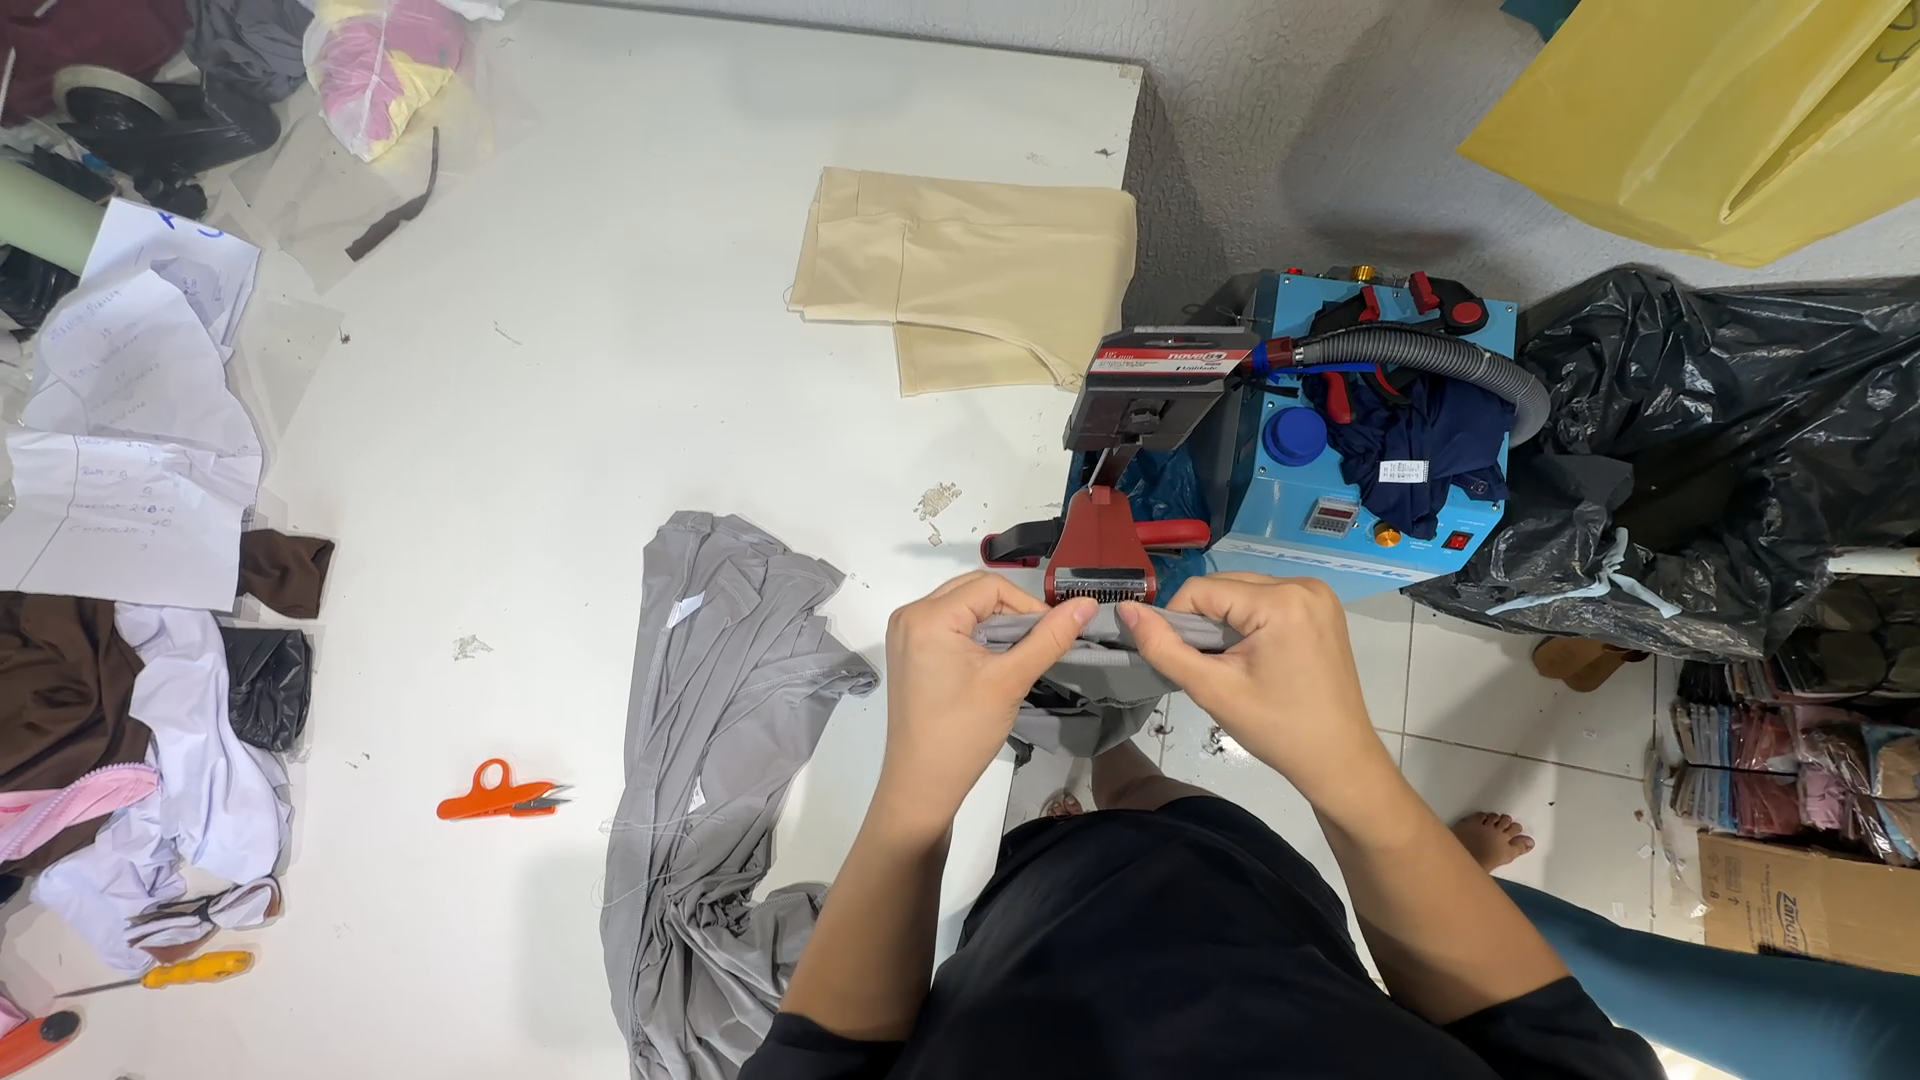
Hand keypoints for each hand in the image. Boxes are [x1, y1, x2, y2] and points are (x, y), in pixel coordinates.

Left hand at [878, 572, 1094, 833]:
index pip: (990, 586)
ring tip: (1017, 654)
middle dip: (1010, 611)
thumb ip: (1049, 638)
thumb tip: (1087, 605)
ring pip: (962, 605)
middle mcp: (909, 614)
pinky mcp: (908, 650)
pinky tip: (993, 660)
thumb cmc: (963, 732)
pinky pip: (949, 623)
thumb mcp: (1011, 680)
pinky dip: (976, 633)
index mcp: (927, 616)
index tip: (1052, 634)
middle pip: (973, 590)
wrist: (923, 782)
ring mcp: (905, 632)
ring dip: (994, 622)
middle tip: (1037, 643)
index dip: (1027, 605)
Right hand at [1118, 573, 1386, 798]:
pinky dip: (1247, 620)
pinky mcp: (1321, 606)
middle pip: (1222, 586)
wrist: (1338, 759)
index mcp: (1281, 601)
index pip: (1200, 590)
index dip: (1179, 622)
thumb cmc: (1275, 729)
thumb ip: (1163, 647)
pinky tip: (1254, 655)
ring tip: (1232, 662)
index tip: (1188, 662)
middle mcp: (1303, 585)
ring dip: (1224, 620)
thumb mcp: (1211, 689)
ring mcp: (1316, 594)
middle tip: (1211, 666)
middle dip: (1204, 621)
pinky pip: (1264, 598)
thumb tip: (1126, 610)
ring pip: (1240, 591)